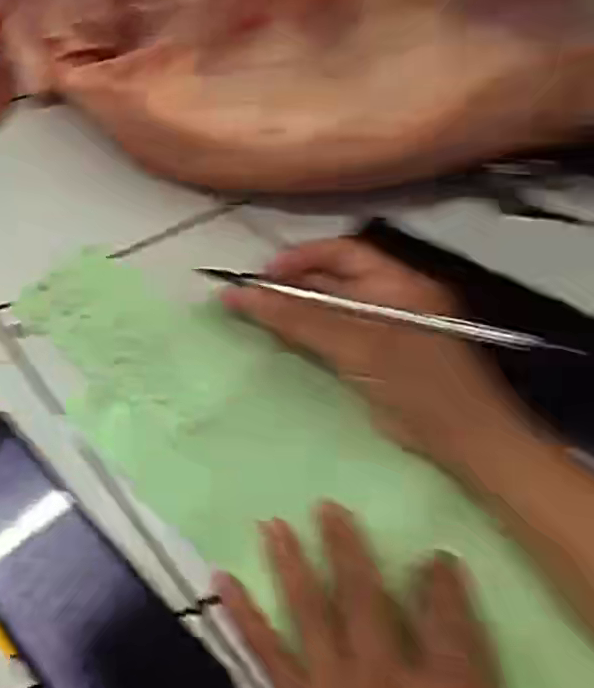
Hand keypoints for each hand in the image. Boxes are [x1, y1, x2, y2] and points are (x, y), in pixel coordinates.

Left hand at [218, 503, 563, 687]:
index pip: (449, 626)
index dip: (444, 589)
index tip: (436, 554)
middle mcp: (386, 680)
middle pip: (363, 601)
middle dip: (346, 551)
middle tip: (326, 507)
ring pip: (306, 611)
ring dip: (288, 564)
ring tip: (270, 524)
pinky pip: (263, 651)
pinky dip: (239, 611)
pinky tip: (219, 577)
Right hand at [220, 238, 529, 468]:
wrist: (455, 435)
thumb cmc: (410, 379)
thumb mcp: (348, 341)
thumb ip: (289, 315)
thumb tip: (233, 292)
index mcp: (398, 285)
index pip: (341, 252)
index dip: (299, 258)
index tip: (261, 276)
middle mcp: (388, 299)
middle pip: (327, 277)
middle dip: (284, 285)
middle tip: (248, 300)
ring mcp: (379, 326)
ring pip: (320, 304)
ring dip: (285, 309)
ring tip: (254, 319)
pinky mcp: (367, 351)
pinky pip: (322, 329)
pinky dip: (296, 329)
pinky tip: (277, 338)